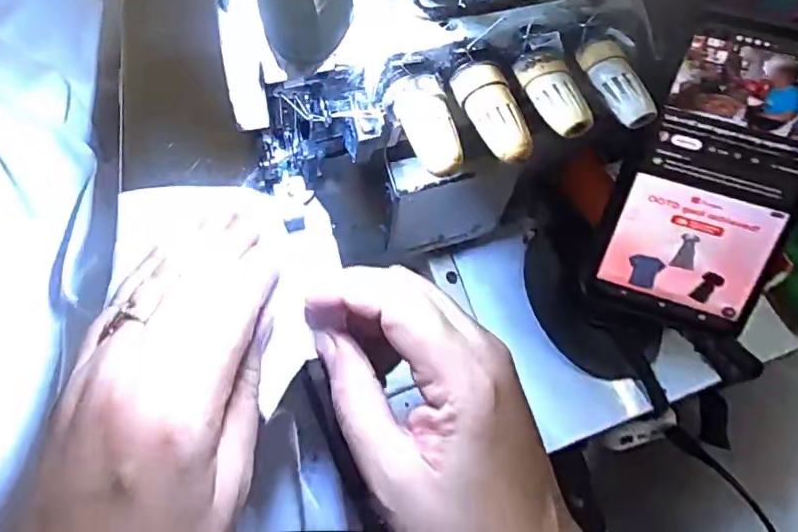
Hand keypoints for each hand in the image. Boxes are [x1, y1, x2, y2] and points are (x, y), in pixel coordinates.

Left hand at [20, 209, 277, 531]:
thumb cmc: (164, 531)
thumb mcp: (228, 478)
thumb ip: (247, 390)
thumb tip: (264, 320)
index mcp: (181, 403)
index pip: (230, 309)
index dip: (258, 272)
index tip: (279, 248)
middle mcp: (135, 370)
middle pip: (193, 284)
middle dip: (229, 243)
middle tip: (256, 213)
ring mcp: (99, 363)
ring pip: (154, 281)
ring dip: (192, 240)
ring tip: (222, 211)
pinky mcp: (77, 367)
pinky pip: (121, 298)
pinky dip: (150, 263)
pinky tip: (171, 241)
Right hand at [307, 266, 574, 531]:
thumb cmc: (466, 524)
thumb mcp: (394, 475)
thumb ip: (355, 399)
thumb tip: (329, 340)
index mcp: (465, 372)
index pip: (400, 300)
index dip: (349, 289)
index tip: (309, 295)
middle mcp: (483, 346)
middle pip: (412, 288)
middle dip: (358, 289)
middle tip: (314, 310)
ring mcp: (489, 349)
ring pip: (424, 297)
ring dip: (376, 302)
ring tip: (333, 327)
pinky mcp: (487, 359)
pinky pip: (436, 320)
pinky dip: (399, 320)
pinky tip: (370, 344)